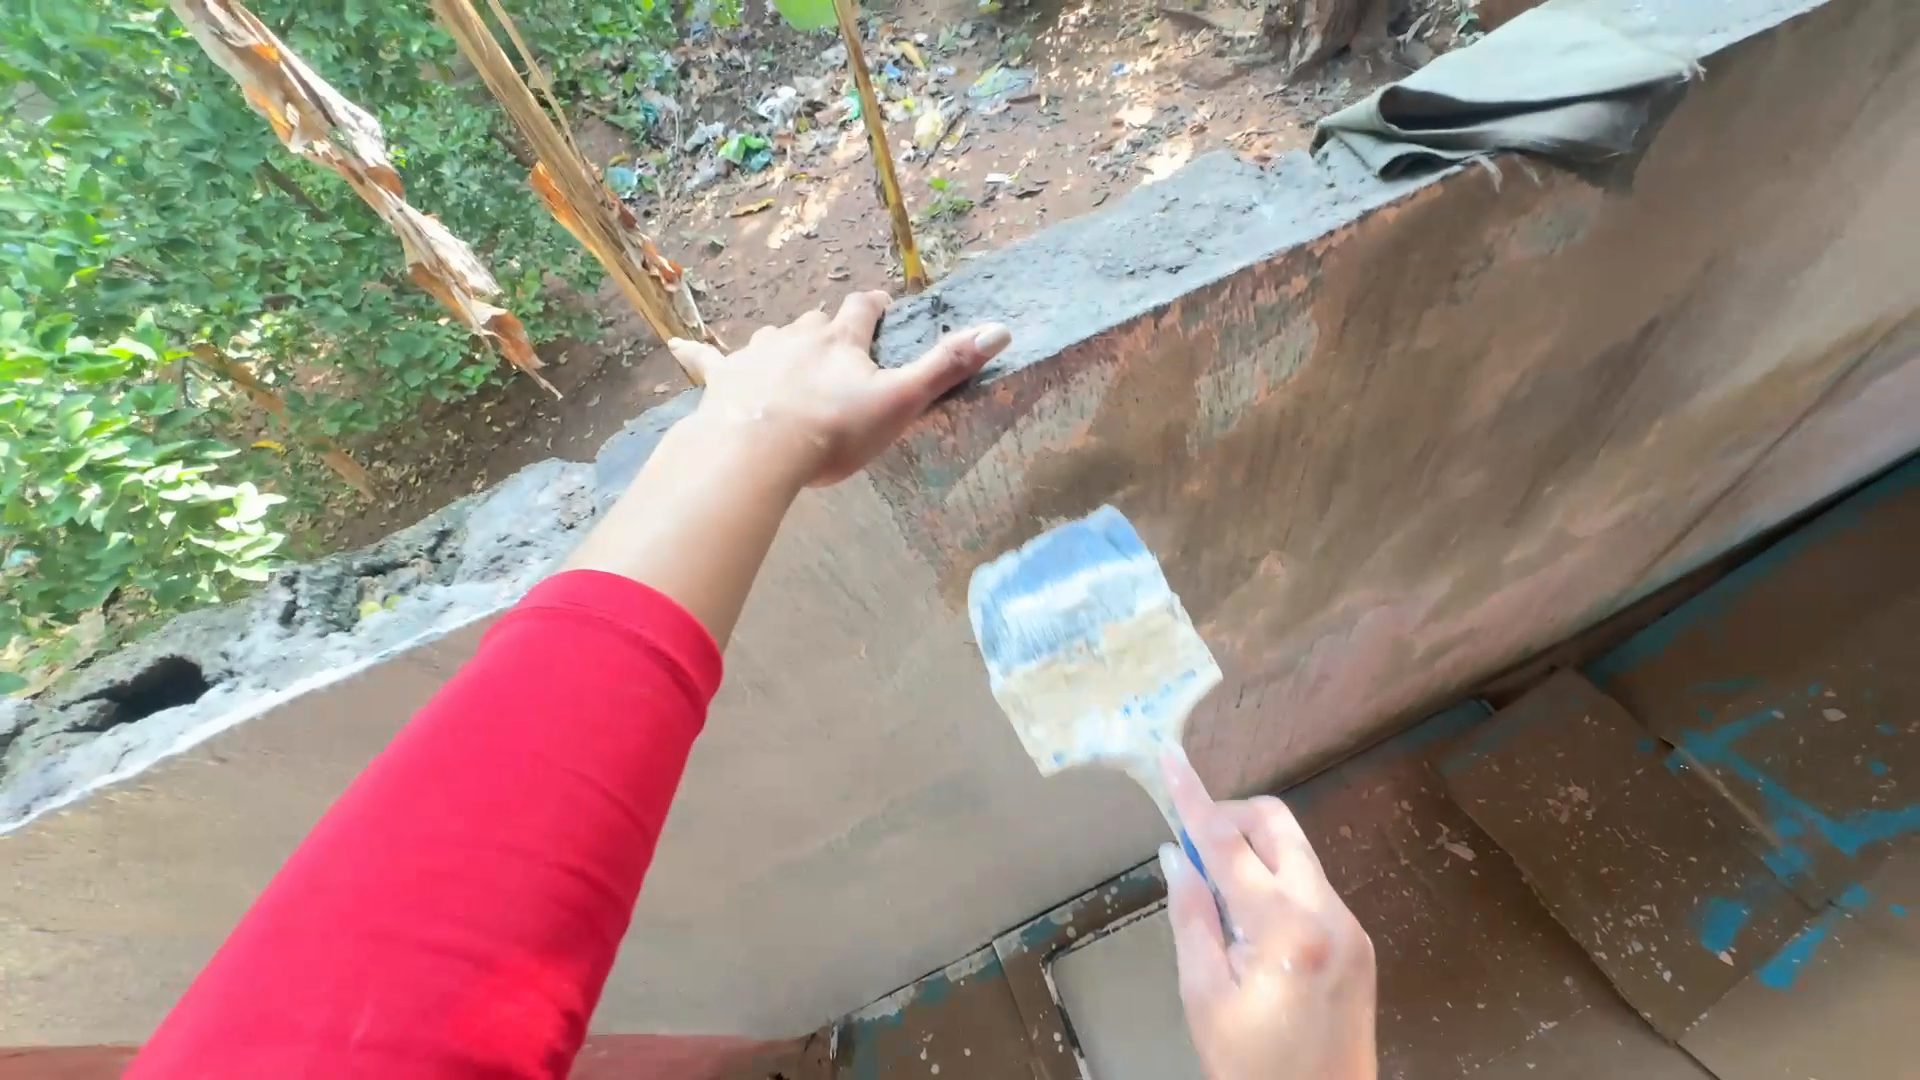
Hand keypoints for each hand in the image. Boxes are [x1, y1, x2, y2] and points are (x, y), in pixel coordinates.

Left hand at [668, 291, 1010, 487]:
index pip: (863, 309)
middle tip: (838, 342)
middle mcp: (799, 335)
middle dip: (830, 327)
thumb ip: (947, 366)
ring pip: (773, 336)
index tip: (882, 304)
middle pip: (818, 320)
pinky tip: (674, 347)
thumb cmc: (835, 429)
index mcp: (842, 340)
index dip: (875, 305)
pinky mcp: (723, 377)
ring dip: (784, 341)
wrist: (761, 448)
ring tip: (788, 354)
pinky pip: (707, 358)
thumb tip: (1001, 328)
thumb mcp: (901, 401)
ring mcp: (758, 353)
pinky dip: (695, 352)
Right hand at [1161, 750, 1377, 1079]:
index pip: (1224, 841)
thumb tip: (1175, 853)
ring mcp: (1349, 924)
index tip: (1169, 754)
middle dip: (1230, 817)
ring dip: (1250, 847)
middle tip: (1194, 849)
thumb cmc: (1249, 1068)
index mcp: (1284, 927)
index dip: (1191, 795)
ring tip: (1218, 894)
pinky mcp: (1357, 940)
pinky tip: (1249, 918)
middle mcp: (1326, 911)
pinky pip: (1307, 879)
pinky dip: (1271, 876)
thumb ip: (1190, 913)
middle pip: (1275, 823)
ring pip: (1293, 847)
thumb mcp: (1203, 994)